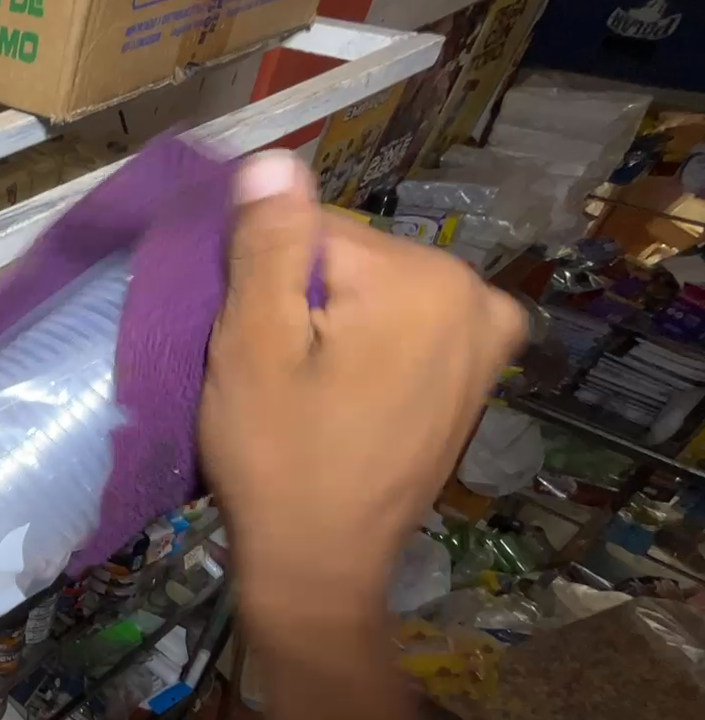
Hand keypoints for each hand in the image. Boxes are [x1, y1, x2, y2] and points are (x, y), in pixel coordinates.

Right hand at [199, 151, 525, 638]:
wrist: (318, 557)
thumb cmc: (274, 452)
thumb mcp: (251, 347)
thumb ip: (266, 249)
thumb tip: (269, 161)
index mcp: (422, 280)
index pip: (309, 229)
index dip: (253, 278)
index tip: (232, 336)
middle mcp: (478, 295)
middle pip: (343, 260)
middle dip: (289, 297)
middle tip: (255, 365)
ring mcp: (487, 339)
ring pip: (364, 293)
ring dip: (316, 322)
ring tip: (287, 383)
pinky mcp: (473, 375)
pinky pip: (393, 326)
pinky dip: (350, 344)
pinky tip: (326, 392)